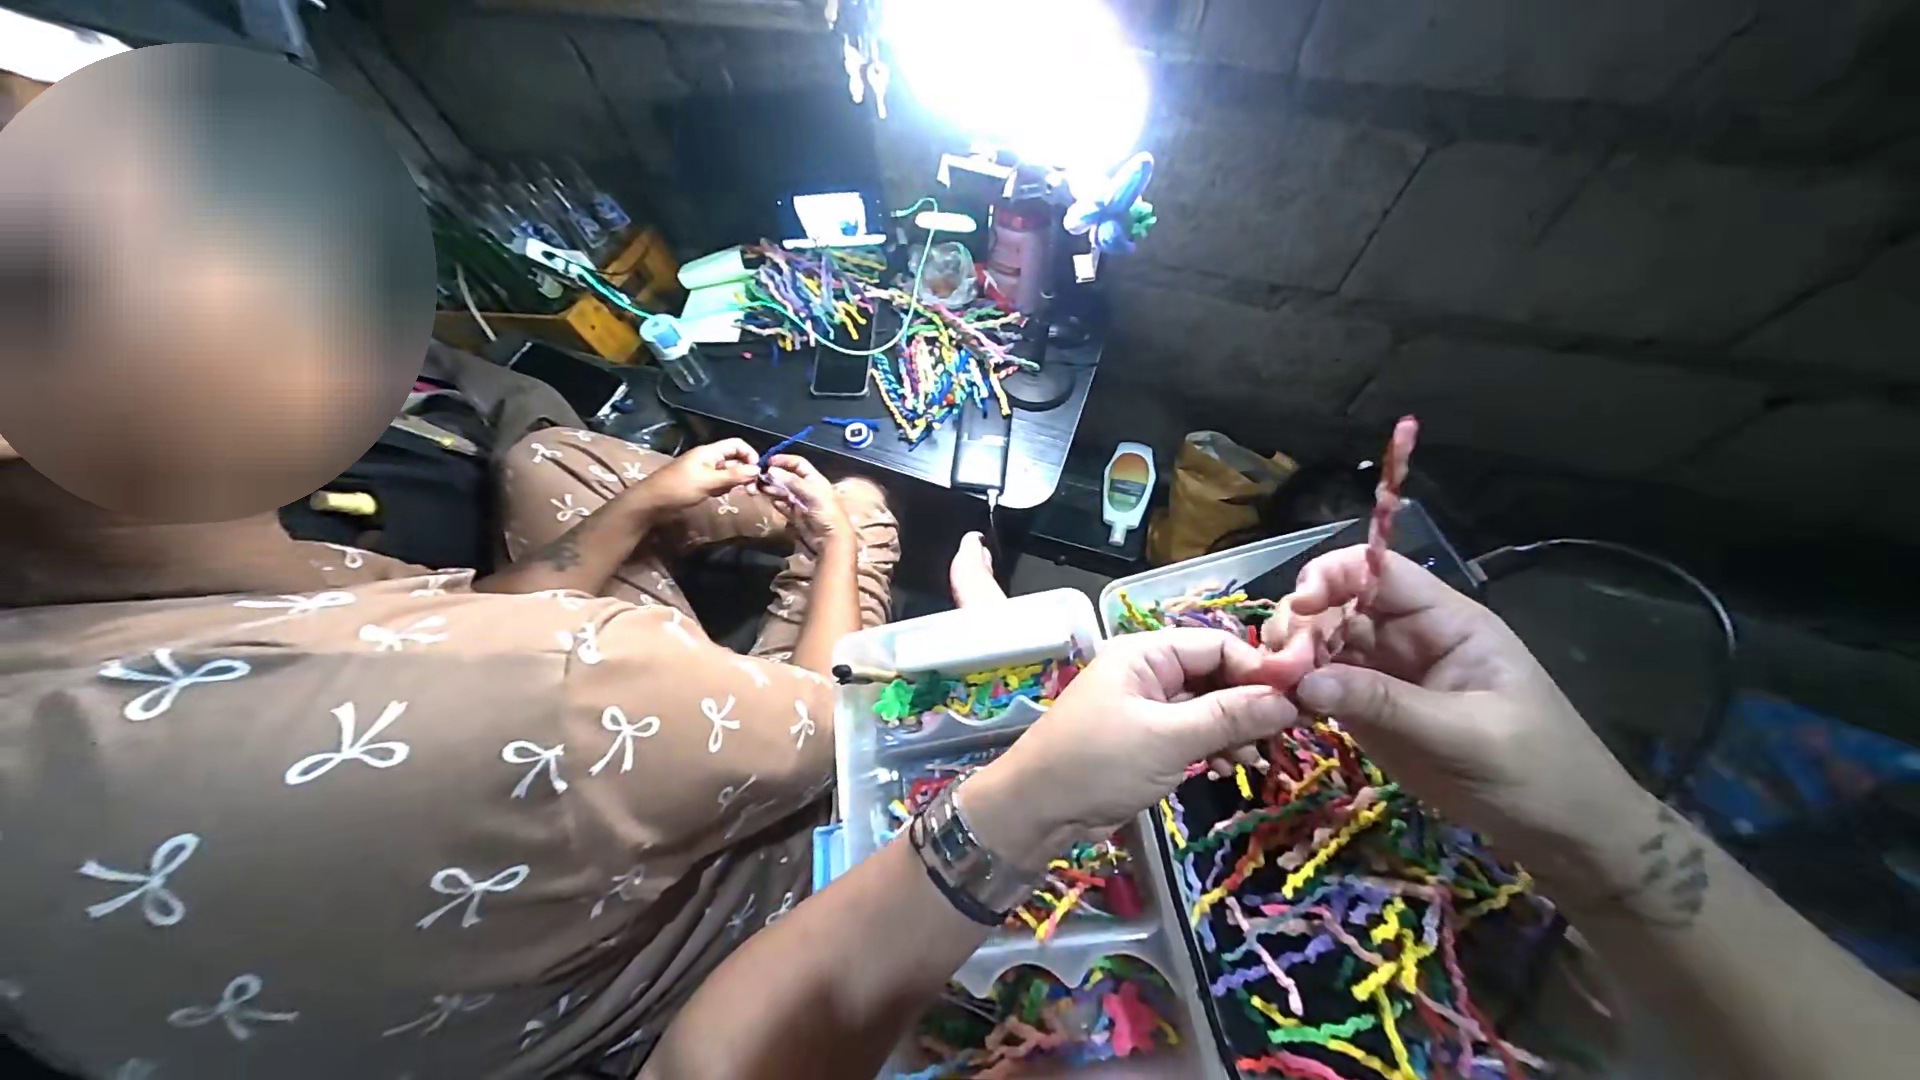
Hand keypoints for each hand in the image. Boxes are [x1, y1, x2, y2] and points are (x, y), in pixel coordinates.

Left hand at [633, 439, 760, 516]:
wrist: (651, 503)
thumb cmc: (679, 488)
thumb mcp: (709, 481)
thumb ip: (733, 475)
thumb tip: (757, 469)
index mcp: (710, 452)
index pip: (737, 445)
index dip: (750, 455)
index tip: (757, 472)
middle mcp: (709, 459)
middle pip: (735, 459)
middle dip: (746, 471)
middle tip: (752, 490)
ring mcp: (705, 471)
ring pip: (729, 472)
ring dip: (737, 481)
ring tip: (741, 493)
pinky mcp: (701, 483)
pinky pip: (720, 482)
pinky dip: (726, 487)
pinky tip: (723, 495)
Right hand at [760, 454, 851, 546]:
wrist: (831, 540)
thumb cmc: (826, 513)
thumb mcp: (812, 494)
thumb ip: (792, 482)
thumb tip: (771, 470)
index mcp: (815, 480)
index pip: (798, 464)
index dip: (784, 460)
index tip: (768, 461)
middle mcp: (807, 489)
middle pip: (788, 477)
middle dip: (774, 476)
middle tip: (760, 478)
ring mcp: (801, 502)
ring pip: (783, 491)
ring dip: (772, 488)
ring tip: (761, 488)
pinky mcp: (795, 515)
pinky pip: (783, 505)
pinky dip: (776, 501)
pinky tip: (769, 499)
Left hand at [960, 629, 1297, 869]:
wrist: (1038, 808)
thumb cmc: (1098, 762)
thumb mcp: (1168, 738)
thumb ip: (1228, 715)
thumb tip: (1288, 697)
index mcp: (1144, 653)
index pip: (1215, 645)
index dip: (1259, 668)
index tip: (1302, 698)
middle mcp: (1146, 671)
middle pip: (1213, 675)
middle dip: (1250, 702)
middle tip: (1288, 733)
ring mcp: (1145, 705)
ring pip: (1206, 706)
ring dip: (1234, 728)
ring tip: (1256, 758)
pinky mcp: (1145, 736)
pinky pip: (1190, 730)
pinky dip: (1213, 745)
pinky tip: (1228, 767)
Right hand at [1262, 546, 1649, 875]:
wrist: (1563, 838)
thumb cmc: (1538, 774)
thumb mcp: (1467, 735)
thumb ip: (1385, 703)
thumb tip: (1305, 681)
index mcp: (1443, 621)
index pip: (1377, 571)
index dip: (1331, 576)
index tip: (1301, 607)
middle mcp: (1404, 635)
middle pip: (1333, 604)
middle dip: (1300, 624)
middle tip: (1280, 666)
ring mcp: (1380, 670)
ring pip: (1316, 641)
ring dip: (1289, 657)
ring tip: (1276, 687)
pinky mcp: (1363, 703)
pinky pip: (1316, 681)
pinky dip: (1293, 688)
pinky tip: (1283, 705)